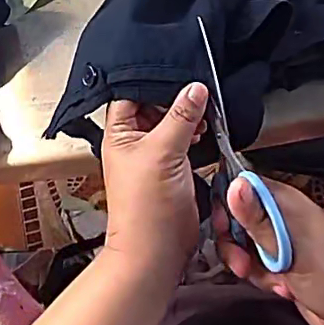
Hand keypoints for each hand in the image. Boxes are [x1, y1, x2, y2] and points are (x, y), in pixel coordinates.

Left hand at [99, 82, 208, 277]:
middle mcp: (133, 142)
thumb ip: (182, 116)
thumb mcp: (164, 151)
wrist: (157, 249)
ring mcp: (153, 156)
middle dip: (175, 100)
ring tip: (202, 117)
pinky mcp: (171, 168)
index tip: (179, 75)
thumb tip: (196, 89)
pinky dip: (195, 133)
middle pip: (153, 106)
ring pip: (170, 123)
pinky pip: (183, 140)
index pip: (131, 93)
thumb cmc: (146, 207)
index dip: (152, 82)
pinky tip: (205, 134)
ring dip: (188, 117)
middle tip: (196, 98)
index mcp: (118, 134)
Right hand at [215, 175, 323, 324]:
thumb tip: (234, 183)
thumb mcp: (292, 251)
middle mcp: (283, 217)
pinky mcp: (284, 267)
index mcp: (287, 202)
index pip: (244, 187)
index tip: (222, 229)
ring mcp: (284, 243)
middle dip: (234, 242)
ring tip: (268, 280)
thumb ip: (259, 221)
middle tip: (241, 263)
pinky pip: (257, 266)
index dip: (228, 205)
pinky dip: (261, 278)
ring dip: (248, 264)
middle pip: (239, 218)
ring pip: (245, 245)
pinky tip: (281, 289)